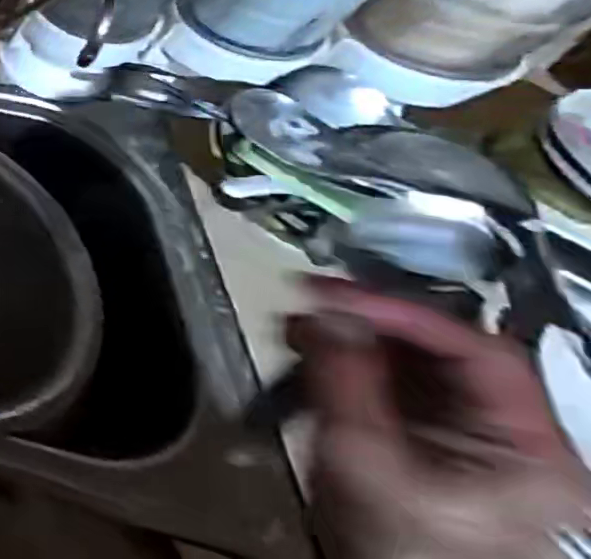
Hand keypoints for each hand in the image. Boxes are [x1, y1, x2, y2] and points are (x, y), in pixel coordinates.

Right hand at [291, 278, 590, 558]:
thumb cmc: (397, 542)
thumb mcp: (363, 457)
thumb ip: (346, 379)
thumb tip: (324, 313)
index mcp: (528, 449)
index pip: (478, 351)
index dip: (403, 312)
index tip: (330, 292)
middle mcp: (510, 435)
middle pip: (444, 350)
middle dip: (368, 319)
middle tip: (305, 300)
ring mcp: (469, 437)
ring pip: (412, 360)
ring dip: (349, 334)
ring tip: (297, 329)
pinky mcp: (427, 435)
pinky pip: (390, 379)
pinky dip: (343, 356)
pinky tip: (307, 351)